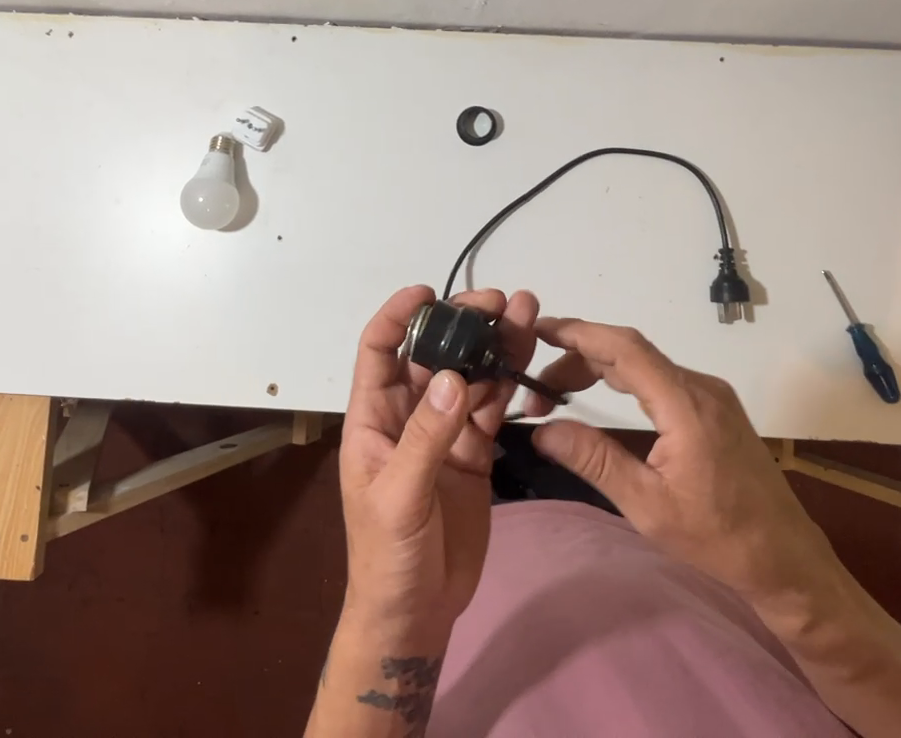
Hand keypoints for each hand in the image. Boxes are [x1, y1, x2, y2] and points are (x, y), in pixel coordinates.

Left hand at [337, 285, 538, 634]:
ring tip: (525, 316)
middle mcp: (408, 416)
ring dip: (492, 348)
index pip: (378, 351)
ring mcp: (443, 433)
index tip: (428, 291)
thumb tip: (453, 378)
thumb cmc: (387, 553)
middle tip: (498, 301)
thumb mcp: (398, 495)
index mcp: (374, 418)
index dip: (397, 316)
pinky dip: (508, 387)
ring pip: (469, 377)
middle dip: (460, 324)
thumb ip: (425, 438)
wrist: (416, 609)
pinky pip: (491, 411)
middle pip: (432, 356)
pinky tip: (527, 364)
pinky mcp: (473, 455)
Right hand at [525, 318, 844, 609]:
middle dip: (576, 358)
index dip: (578, 332)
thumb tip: (541, 430)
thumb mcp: (647, 505)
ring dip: (596, 369)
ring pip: (642, 364)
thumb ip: (594, 461)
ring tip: (555, 392)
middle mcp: (700, 387)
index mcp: (686, 406)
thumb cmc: (719, 537)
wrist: (786, 559)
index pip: (624, 348)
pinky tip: (597, 395)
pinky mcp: (713, 408)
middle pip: (628, 352)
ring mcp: (710, 395)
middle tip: (534, 387)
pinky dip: (619, 379)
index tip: (537, 329)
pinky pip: (658, 377)